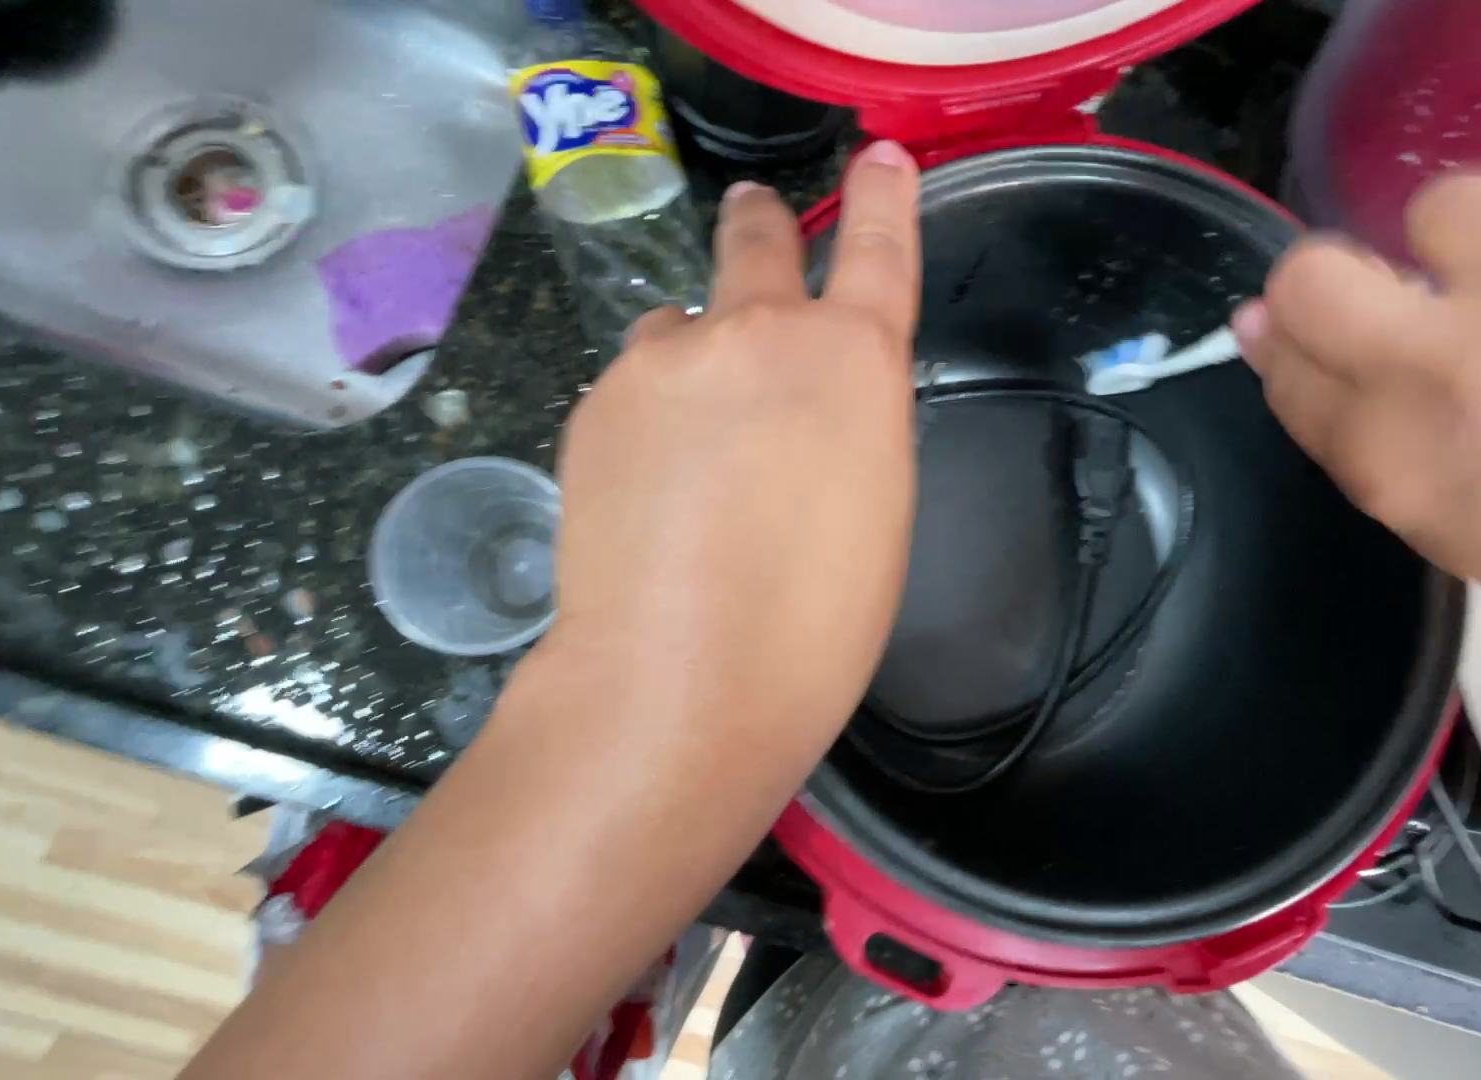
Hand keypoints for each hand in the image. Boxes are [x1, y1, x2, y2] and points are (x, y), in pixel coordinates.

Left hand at [530, 140, 922, 741]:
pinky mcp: (598, 400)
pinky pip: (635, 383)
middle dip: (762, 229)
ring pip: (683, 326)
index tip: (879, 158)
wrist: (684, 677)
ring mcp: (666, 358)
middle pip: (757, 241)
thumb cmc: (816, 620)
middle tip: (754, 225)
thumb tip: (813, 395)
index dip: (882, 198)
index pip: (879, 249)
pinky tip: (649, 489)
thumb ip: (852, 422)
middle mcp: (759, 334)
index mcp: (853, 363)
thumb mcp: (875, 508)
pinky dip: (649, 415)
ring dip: (694, 357)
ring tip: (691, 450)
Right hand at [1237, 152, 1480, 683]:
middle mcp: (1462, 370)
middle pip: (1315, 275)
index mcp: (1402, 462)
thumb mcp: (1457, 524)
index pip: (1282, 365)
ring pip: (1454, 207)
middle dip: (1329, 283)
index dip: (1293, 345)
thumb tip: (1266, 327)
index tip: (1326, 343)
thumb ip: (1350, 428)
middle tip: (1399, 300)